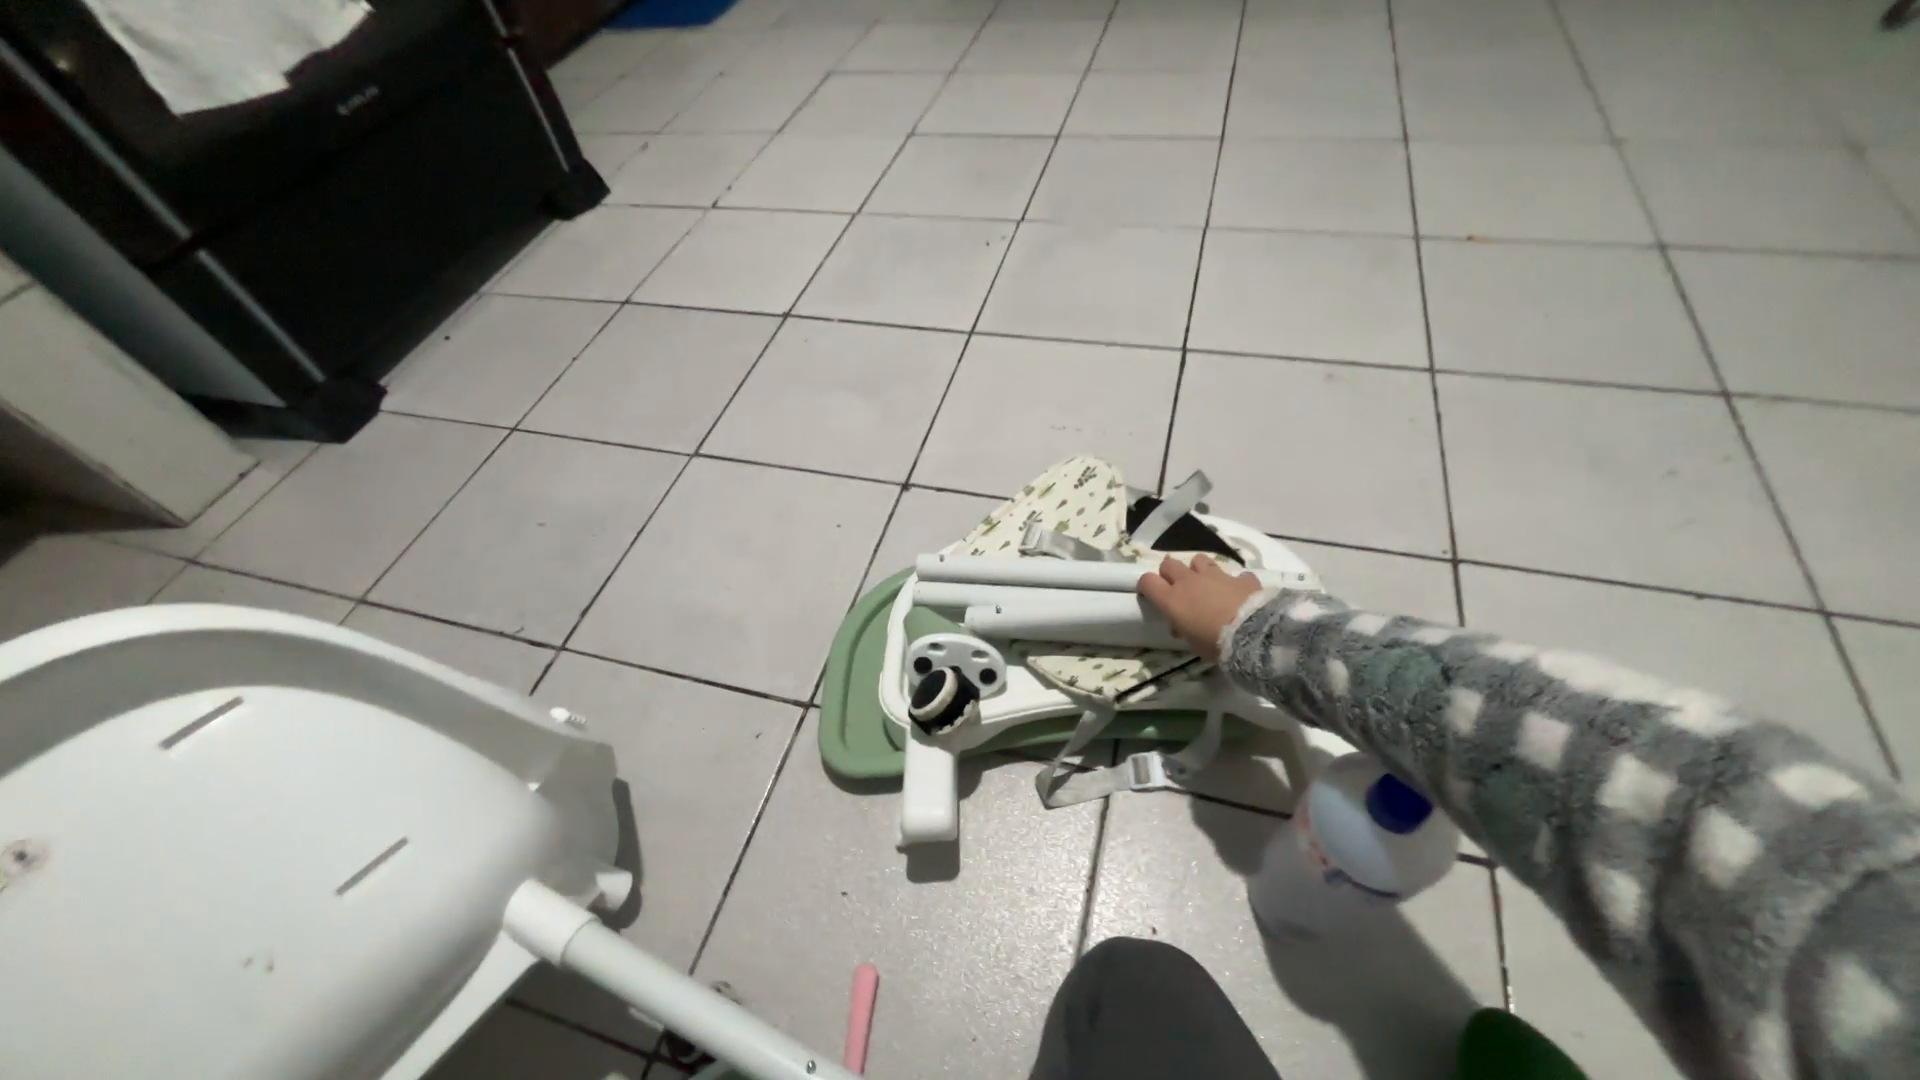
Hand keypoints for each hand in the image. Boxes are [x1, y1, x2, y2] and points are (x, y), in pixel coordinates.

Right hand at [1137, 555, 1264, 661]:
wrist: (1250, 634)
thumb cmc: (1214, 644)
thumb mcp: (1192, 643)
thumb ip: (1183, 629)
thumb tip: (1180, 626)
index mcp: (1172, 599)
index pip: (1147, 581)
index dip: (1147, 585)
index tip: (1150, 594)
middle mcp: (1189, 582)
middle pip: (1169, 564)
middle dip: (1170, 573)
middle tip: (1177, 588)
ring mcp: (1215, 576)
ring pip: (1199, 559)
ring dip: (1199, 569)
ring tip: (1206, 583)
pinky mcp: (1239, 578)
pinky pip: (1234, 575)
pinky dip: (1234, 582)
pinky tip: (1238, 592)